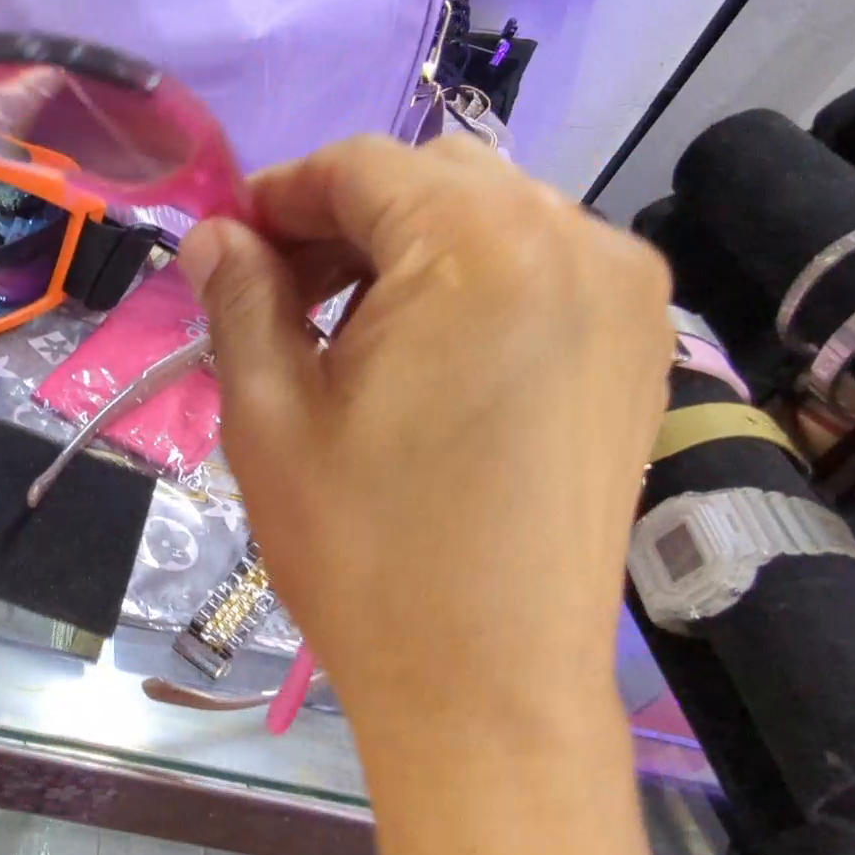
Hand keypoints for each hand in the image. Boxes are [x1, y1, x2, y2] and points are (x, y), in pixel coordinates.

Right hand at [181, 134, 688, 854]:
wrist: (488, 688)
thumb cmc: (363, 553)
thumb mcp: (269, 418)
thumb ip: (240, 300)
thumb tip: (214, 235)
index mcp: (477, 249)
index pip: (359, 166)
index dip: (277, 194)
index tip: (226, 246)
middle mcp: (575, 243)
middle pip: (429, 180)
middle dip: (339, 220)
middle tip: (276, 295)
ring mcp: (625, 296)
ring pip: (489, 217)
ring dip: (401, 250)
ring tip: (343, 334)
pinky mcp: (639, 350)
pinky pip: (538, 268)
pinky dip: (464, 282)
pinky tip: (419, 358)